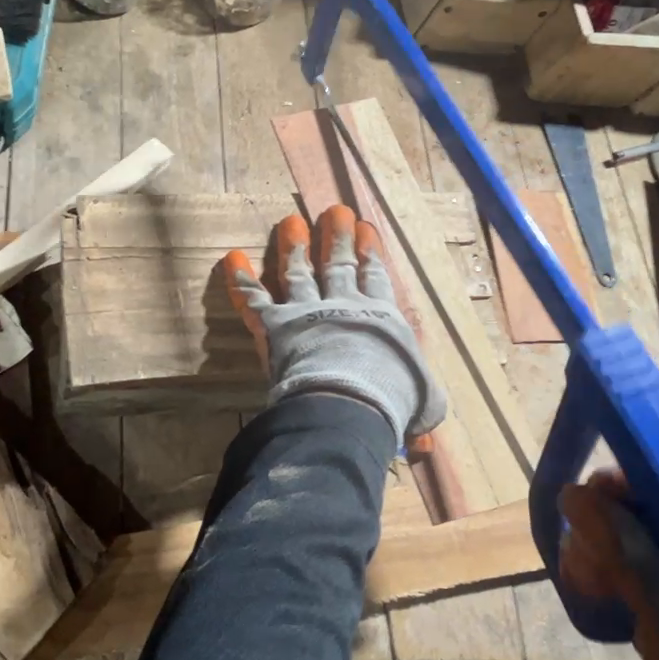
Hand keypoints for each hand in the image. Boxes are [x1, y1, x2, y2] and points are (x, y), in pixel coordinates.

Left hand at [220, 204, 443, 441]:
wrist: (349, 400)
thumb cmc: (391, 400)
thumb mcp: (422, 405)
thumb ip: (420, 410)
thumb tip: (426, 449)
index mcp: (380, 320)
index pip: (375, 279)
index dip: (370, 255)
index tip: (367, 229)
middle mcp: (343, 307)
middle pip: (338, 265)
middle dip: (336, 238)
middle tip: (334, 210)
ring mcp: (306, 311)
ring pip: (298, 273)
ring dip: (293, 246)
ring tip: (291, 220)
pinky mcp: (274, 323)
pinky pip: (253, 298)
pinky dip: (241, 279)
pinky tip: (232, 258)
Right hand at [561, 474, 658, 659]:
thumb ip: (633, 556)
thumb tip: (572, 492)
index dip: (627, 483)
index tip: (586, 505)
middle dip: (617, 516)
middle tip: (586, 545)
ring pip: (653, 520)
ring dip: (618, 539)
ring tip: (596, 567)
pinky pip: (658, 545)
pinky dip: (630, 557)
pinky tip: (615, 580)